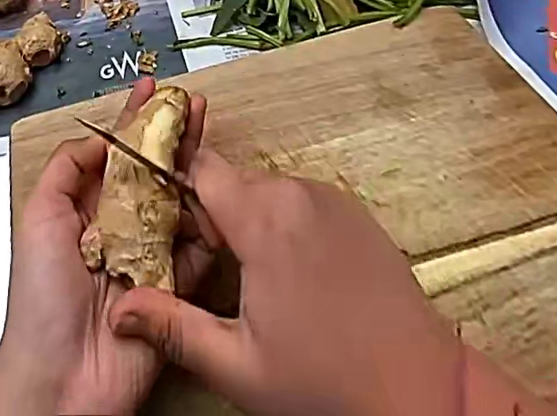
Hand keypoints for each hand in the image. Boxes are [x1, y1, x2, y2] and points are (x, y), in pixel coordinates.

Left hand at [0, 78, 210, 415]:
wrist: (62, 377)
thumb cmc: (40, 294)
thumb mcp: (40, 213)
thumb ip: (66, 169)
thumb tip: (96, 138)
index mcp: (84, 203)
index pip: (113, 150)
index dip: (132, 118)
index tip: (151, 88)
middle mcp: (118, 223)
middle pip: (151, 168)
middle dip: (171, 134)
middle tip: (194, 103)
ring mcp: (148, 253)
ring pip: (177, 201)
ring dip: (194, 167)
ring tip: (208, 131)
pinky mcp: (174, 288)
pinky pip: (198, 249)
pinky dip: (210, 221)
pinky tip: (220, 189)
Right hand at [108, 150, 463, 415]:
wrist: (438, 401)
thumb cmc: (336, 386)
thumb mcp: (242, 367)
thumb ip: (173, 327)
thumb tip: (119, 312)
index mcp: (264, 217)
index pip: (196, 165)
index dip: (174, 186)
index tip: (165, 216)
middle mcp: (295, 193)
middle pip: (227, 180)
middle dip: (210, 213)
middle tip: (212, 266)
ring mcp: (327, 198)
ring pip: (259, 189)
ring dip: (245, 218)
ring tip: (254, 277)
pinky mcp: (351, 211)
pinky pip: (294, 199)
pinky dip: (279, 222)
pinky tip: (292, 273)